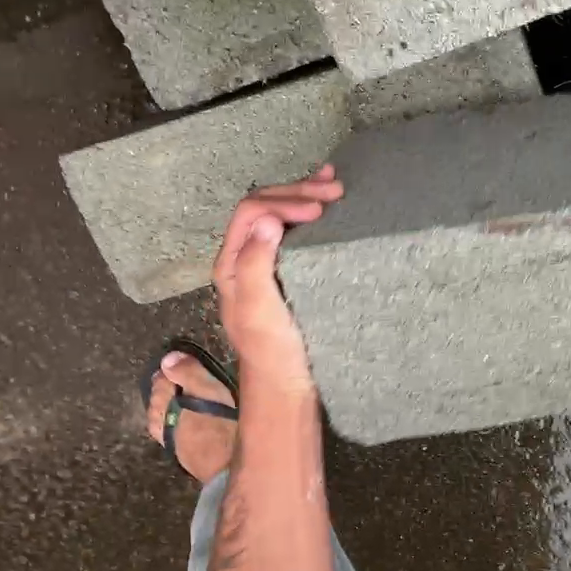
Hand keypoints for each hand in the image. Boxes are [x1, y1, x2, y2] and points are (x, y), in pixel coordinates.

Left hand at [212, 164, 344, 393]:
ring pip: (280, 213)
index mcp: (232, 263)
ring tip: (337, 186)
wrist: (289, 385)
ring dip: (307, 194)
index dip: (285, 201)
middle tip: (336, 190)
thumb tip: (269, 221)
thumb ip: (256, 266)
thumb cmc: (274, 351)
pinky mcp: (290, 271)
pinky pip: (295, 228)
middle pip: (265, 206)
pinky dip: (311, 207)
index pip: (252, 212)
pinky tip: (331, 200)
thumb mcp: (260, 312)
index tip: (321, 209)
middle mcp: (245, 257)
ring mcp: (268, 262)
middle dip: (299, 191)